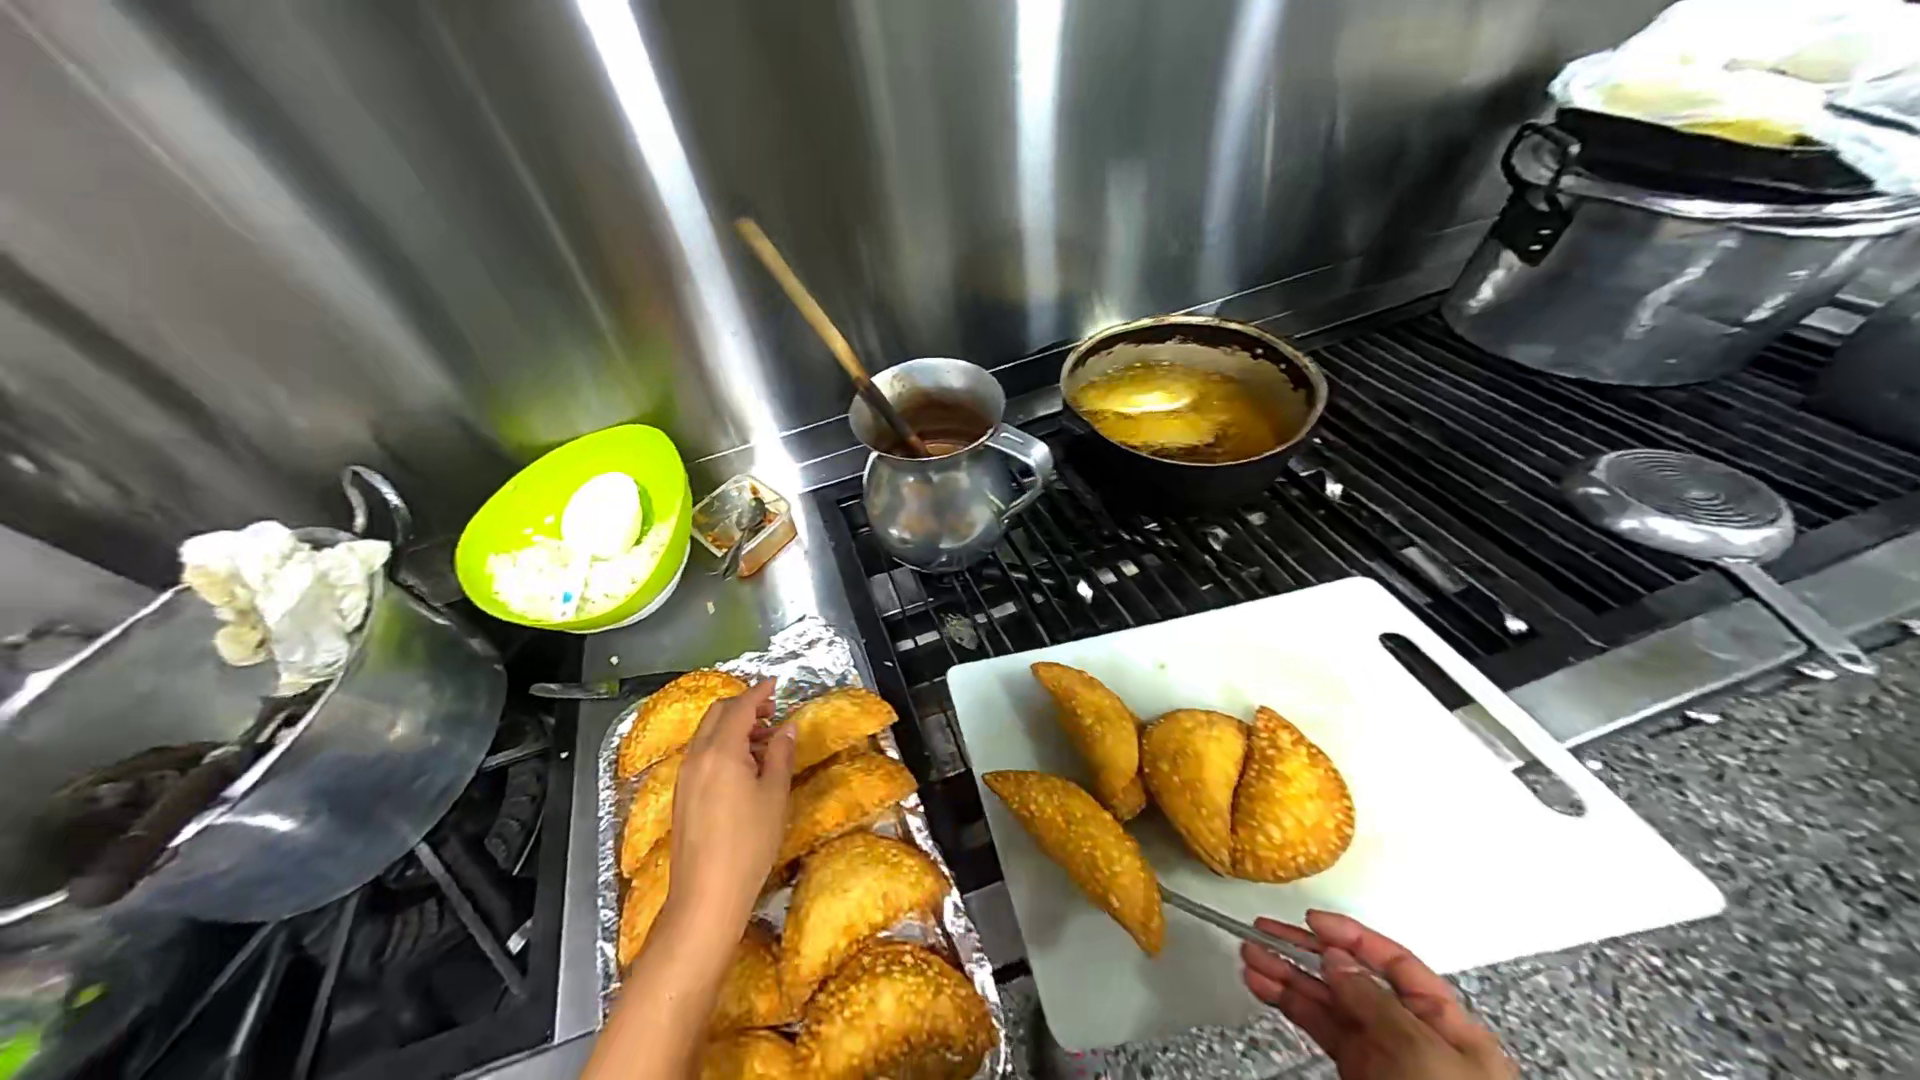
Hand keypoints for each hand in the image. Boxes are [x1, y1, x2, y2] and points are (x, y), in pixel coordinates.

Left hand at [665, 679, 796, 938]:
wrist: (707, 894)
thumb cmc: (749, 842)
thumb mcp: (774, 795)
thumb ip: (780, 754)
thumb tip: (787, 728)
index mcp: (721, 751)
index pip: (740, 707)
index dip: (759, 691)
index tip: (776, 683)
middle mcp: (697, 756)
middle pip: (717, 714)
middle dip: (743, 705)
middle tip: (772, 712)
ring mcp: (685, 776)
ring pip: (707, 734)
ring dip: (733, 726)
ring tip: (764, 741)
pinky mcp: (681, 794)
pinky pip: (701, 754)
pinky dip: (722, 746)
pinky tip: (744, 766)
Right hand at [1241, 910, 1516, 1079]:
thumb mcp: (1419, 1052)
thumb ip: (1376, 1002)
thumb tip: (1337, 960)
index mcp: (1442, 1021)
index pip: (1393, 962)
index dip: (1351, 936)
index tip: (1312, 921)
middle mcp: (1408, 1030)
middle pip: (1349, 976)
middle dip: (1303, 950)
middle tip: (1264, 931)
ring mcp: (1380, 1052)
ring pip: (1324, 1000)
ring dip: (1284, 973)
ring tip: (1250, 954)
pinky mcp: (1357, 1071)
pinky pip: (1317, 1026)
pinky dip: (1287, 1003)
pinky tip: (1263, 986)